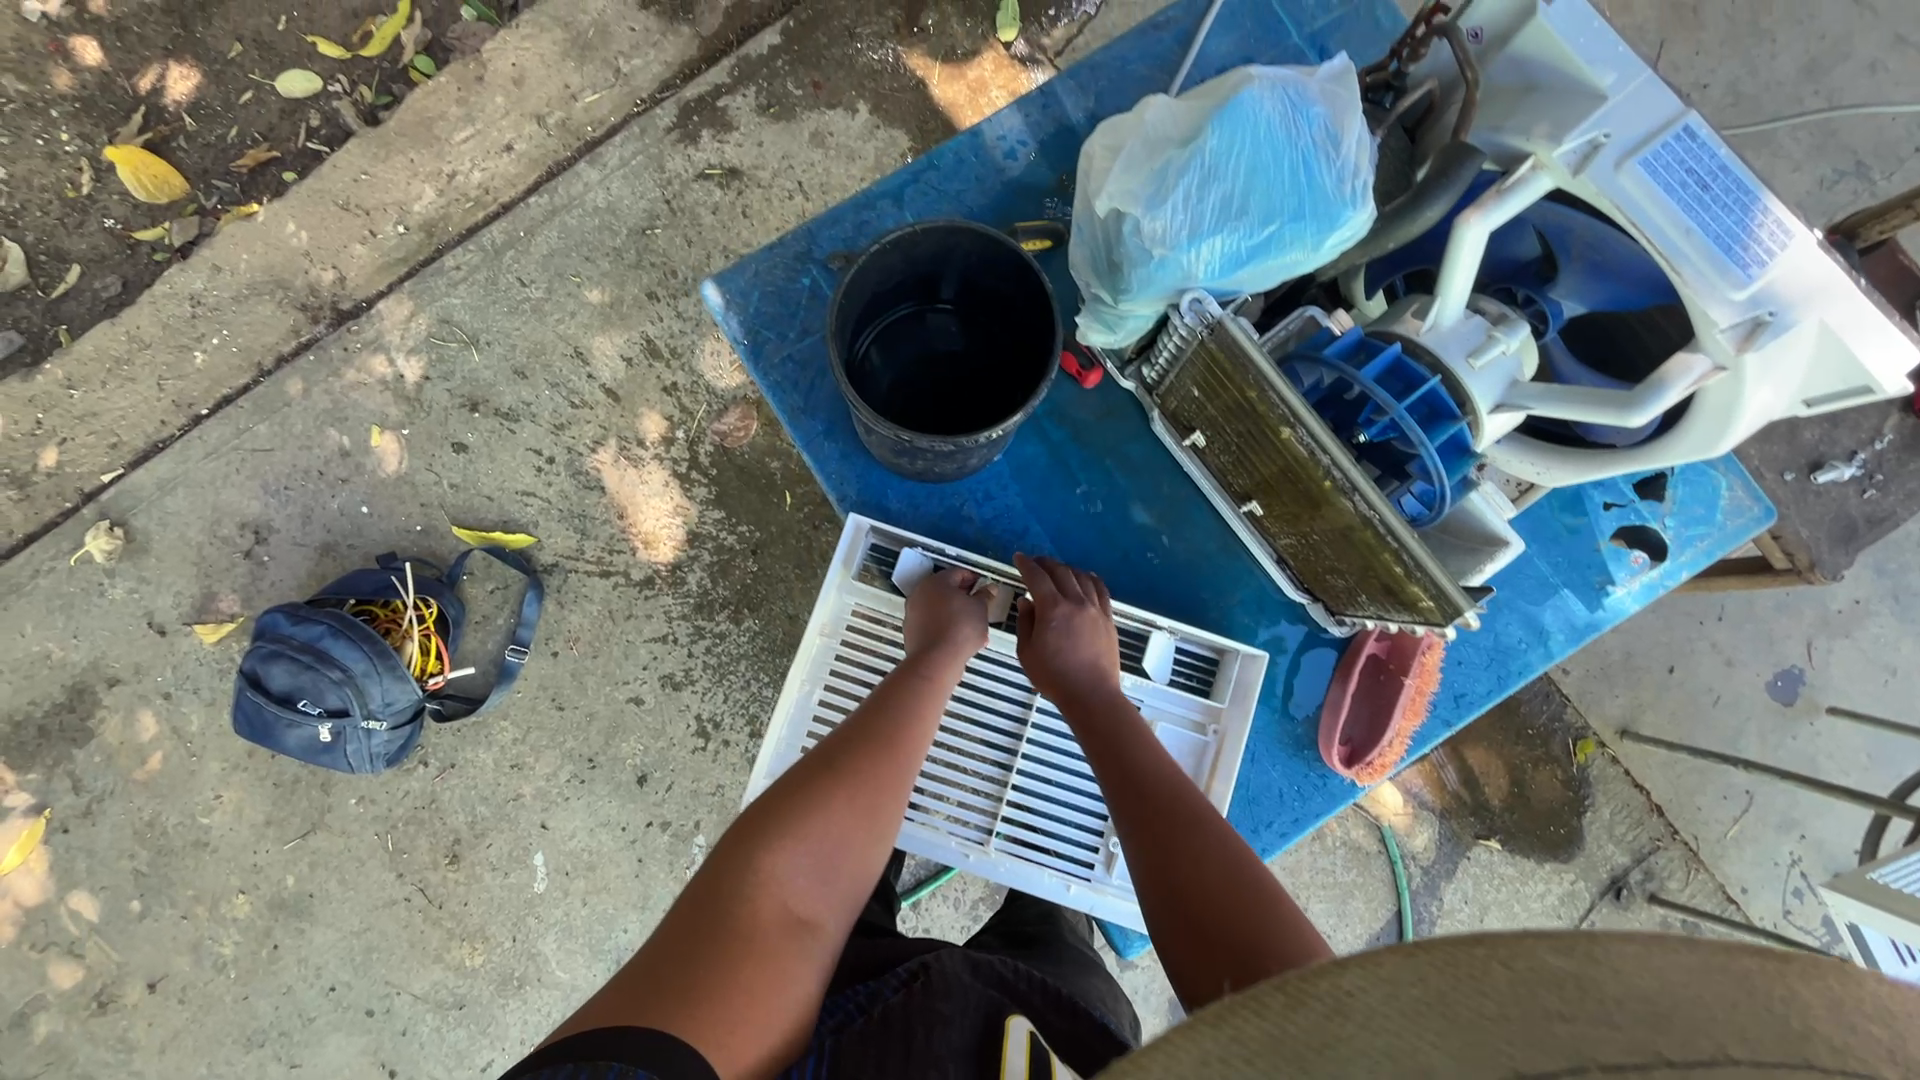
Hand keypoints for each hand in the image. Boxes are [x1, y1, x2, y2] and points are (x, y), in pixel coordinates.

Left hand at [902, 568, 991, 669]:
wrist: (937, 660)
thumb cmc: (957, 630)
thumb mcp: (980, 609)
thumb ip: (985, 596)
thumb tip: (988, 590)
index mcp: (936, 582)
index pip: (958, 572)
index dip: (974, 579)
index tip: (983, 586)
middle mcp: (920, 594)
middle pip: (946, 590)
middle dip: (964, 597)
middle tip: (978, 604)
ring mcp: (914, 613)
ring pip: (939, 608)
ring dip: (955, 614)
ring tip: (972, 625)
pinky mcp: (912, 632)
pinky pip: (932, 624)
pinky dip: (945, 627)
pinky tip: (960, 638)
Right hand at [1014, 554, 1122, 711]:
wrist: (1091, 695)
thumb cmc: (1054, 677)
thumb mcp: (1027, 652)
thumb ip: (1025, 622)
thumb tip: (1026, 601)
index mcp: (1052, 609)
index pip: (1037, 577)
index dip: (1026, 564)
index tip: (1019, 557)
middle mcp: (1076, 602)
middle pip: (1061, 572)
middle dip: (1046, 563)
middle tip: (1036, 562)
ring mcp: (1096, 609)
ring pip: (1082, 577)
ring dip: (1067, 568)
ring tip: (1058, 569)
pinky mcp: (1108, 618)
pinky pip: (1101, 590)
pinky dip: (1091, 579)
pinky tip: (1086, 577)